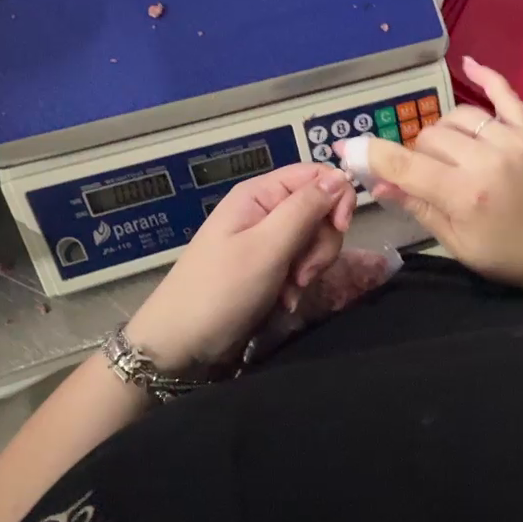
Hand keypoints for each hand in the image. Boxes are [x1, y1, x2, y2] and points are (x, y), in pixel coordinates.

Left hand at [124, 163, 355, 370]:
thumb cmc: (220, 291)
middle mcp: (267, 209)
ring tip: (291, 289)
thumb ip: (306, 208)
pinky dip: (302, 281)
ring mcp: (269, 238)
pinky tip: (286, 299)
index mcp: (261, 193)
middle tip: (303, 271)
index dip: (337, 196)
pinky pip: (304, 262)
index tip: (340, 227)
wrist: (181, 347)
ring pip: (317, 238)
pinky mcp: (271, 265)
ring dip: (312, 265)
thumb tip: (341, 176)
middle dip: (322, 242)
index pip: (318, 174)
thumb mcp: (267, 247)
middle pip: (322, 208)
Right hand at [358, 57, 522, 290]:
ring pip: (457, 117)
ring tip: (449, 154)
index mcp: (465, 195)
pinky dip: (487, 77)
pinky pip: (505, 95)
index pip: (406, 165)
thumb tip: (377, 182)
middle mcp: (487, 160)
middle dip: (417, 155)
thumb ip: (416, 206)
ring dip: (443, 132)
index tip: (348, 149)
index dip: (372, 155)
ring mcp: (511, 141)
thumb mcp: (455, 241)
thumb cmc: (503, 253)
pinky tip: (469, 64)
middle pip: (429, 138)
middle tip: (427, 177)